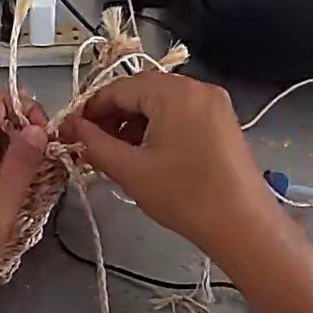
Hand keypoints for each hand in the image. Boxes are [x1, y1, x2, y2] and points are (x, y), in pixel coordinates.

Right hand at [61, 72, 291, 266]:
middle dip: (112, 115)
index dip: (90, 108)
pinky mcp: (222, 120)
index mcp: (174, 93)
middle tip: (90, 143)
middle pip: (141, 91)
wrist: (242, 224)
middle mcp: (196, 88)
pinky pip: (180, 112)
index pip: (118, 88)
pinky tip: (144, 152)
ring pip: (161, 102)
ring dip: (134, 122)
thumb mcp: (130, 170)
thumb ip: (94, 143)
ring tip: (116, 152)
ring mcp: (214, 103)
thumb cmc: (184, 196)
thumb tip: (71, 126)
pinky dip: (157, 126)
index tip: (72, 130)